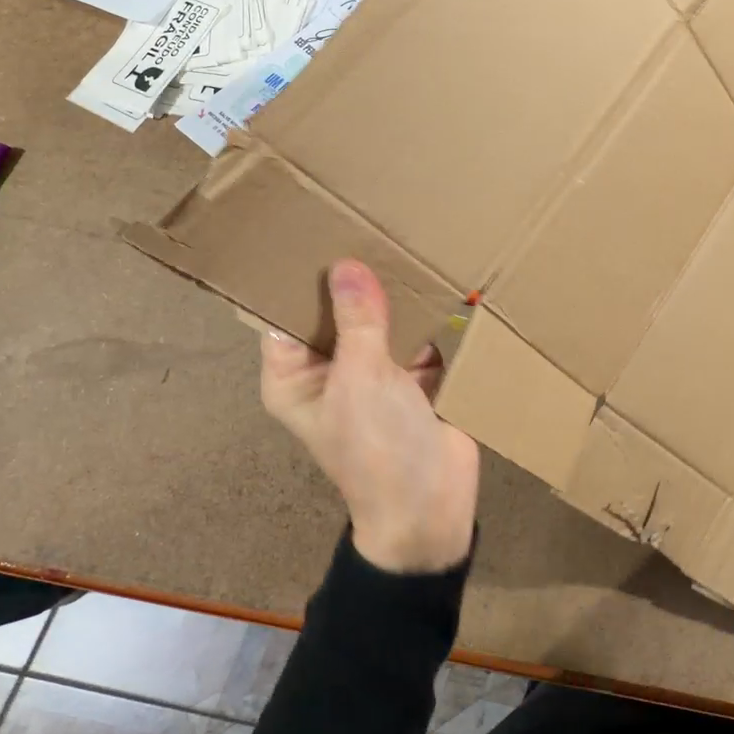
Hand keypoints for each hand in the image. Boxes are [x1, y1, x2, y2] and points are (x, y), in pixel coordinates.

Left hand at [259, 259, 479, 573]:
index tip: (317, 230)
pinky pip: (420, 342)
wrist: (431, 507)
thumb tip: (348, 265)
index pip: (286, 316)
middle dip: (358, 282)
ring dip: (399, 300)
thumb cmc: (378, 448)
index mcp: (296, 378)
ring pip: (383, 326)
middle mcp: (332, 373)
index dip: (300, 279)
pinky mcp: (416, 384)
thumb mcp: (362, 380)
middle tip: (373, 226)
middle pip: (339, 316)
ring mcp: (376, 379)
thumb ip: (359, 322)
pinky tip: (447, 283)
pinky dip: (432, 322)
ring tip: (411, 245)